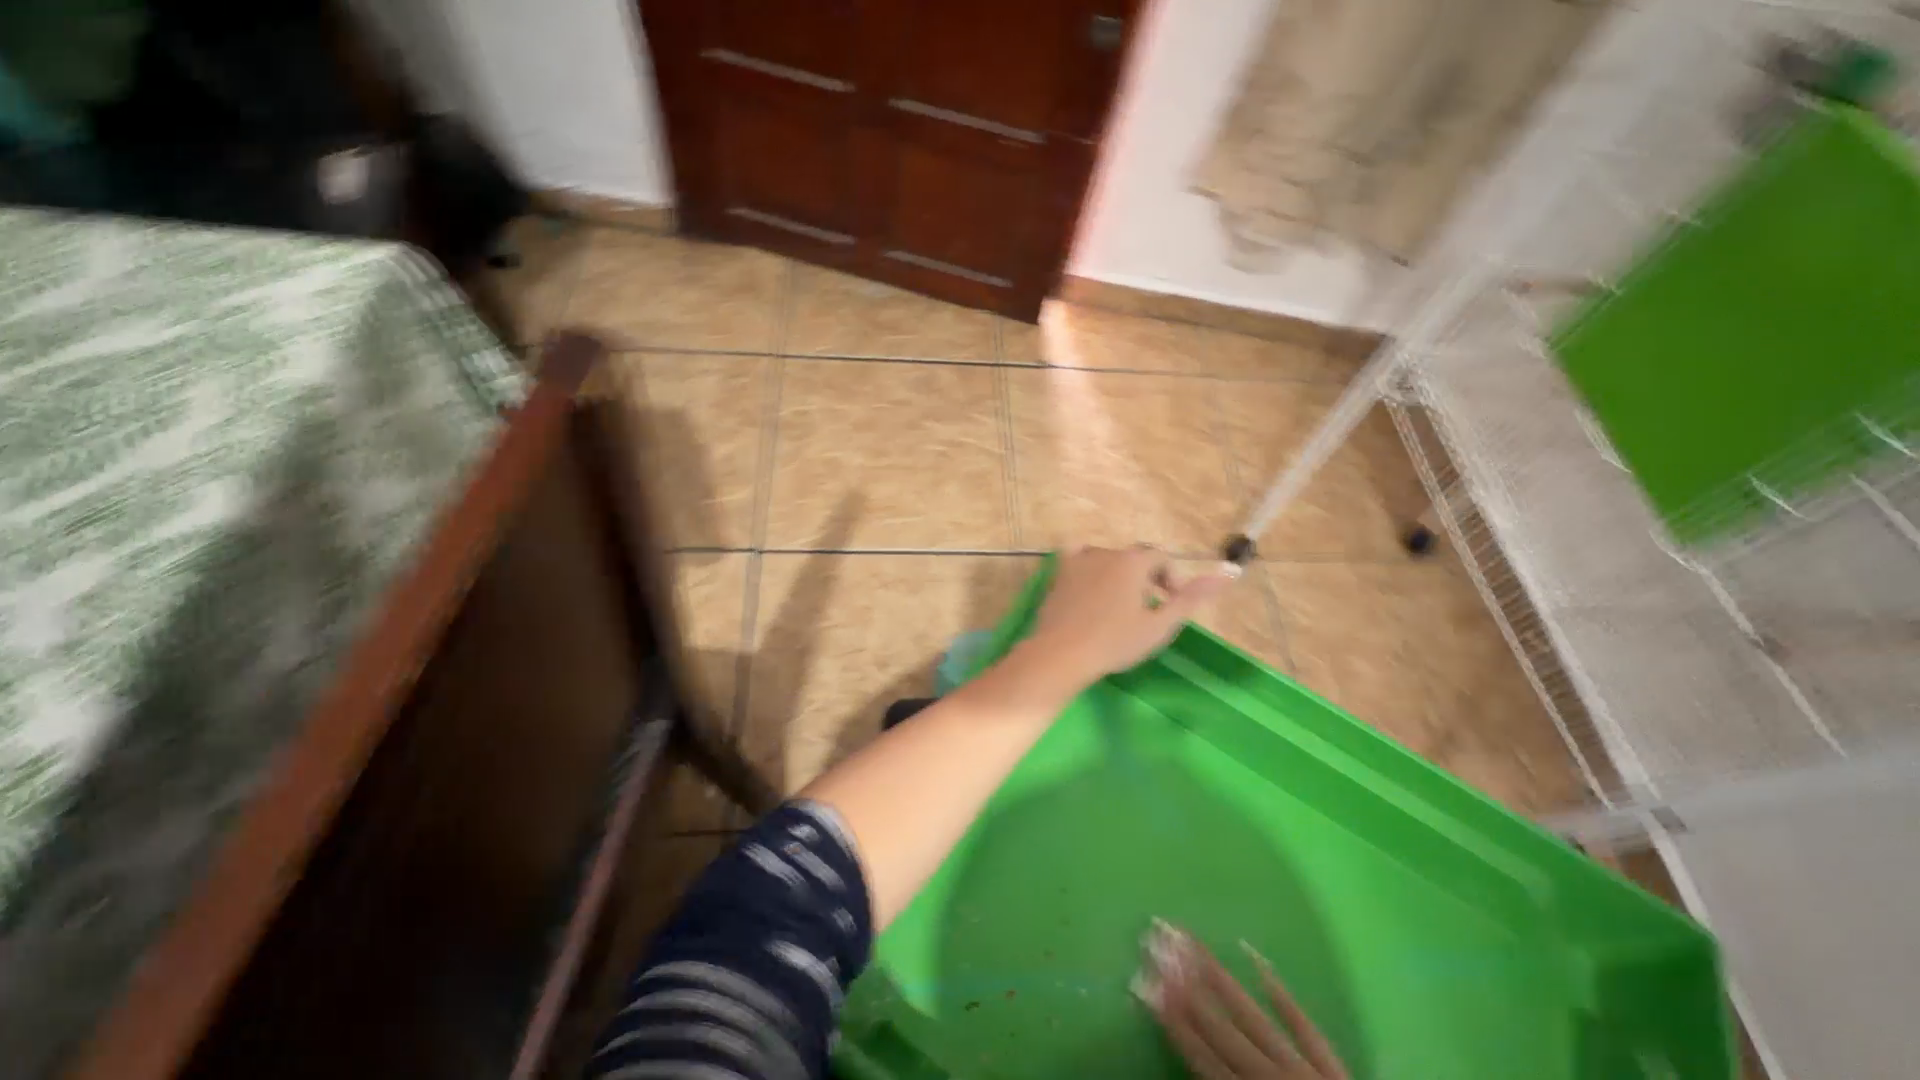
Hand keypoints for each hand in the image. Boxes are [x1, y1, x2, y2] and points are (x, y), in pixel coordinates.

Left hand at [1018, 546, 1234, 690]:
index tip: (1172, 604)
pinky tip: (1091, 587)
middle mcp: (1106, 552)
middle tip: (1149, 610)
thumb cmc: (1114, 642)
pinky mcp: (1058, 574)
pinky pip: (1078, 559)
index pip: (1161, 559)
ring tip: (1122, 606)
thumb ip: (1191, 597)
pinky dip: (1090, 568)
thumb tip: (1230, 572)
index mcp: (1133, 561)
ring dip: (1120, 576)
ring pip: (1108, 560)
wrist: (1060, 654)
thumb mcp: (1159, 624)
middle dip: (1147, 579)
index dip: (1172, 579)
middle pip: (1135, 558)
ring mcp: (1078, 561)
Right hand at [1134, 920, 1348, 1079]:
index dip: (1171, 1020)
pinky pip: (1303, 1024)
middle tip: (1156, 944)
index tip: (1142, 983)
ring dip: (1217, 979)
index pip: (1201, 1057)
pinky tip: (1253, 957)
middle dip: (1184, 986)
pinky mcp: (1333, 1068)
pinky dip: (1279, 991)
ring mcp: (1303, 1071)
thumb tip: (1197, 1063)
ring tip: (1189, 943)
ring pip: (1252, 1017)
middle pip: (1220, 1028)